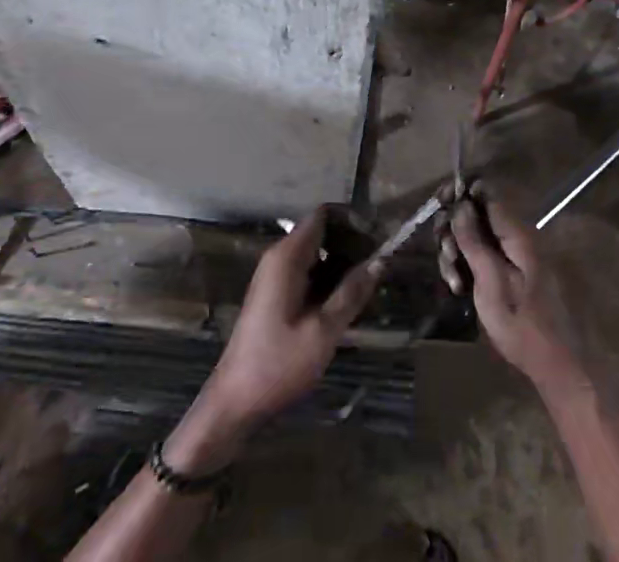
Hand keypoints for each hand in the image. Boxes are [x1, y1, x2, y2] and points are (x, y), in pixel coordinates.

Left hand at [167, 207, 380, 472]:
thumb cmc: (278, 365)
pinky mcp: (279, 295)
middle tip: (383, 259)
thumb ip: (352, 291)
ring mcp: (277, 277)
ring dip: (346, 260)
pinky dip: (332, 277)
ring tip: (375, 277)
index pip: (323, 215)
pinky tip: (353, 295)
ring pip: (319, 253)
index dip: (353, 218)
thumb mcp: (324, 330)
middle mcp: (280, 259)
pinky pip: (312, 272)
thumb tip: (381, 259)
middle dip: (354, 240)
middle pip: (323, 231)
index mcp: (287, 258)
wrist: (234, 404)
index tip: (379, 234)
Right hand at [439, 191, 584, 394]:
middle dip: (455, 231)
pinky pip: (482, 258)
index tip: (439, 205)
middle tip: (446, 256)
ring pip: (476, 239)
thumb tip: (461, 204)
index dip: (461, 194)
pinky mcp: (509, 274)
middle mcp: (517, 239)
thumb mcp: (491, 281)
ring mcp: (514, 257)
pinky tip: (458, 289)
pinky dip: (468, 268)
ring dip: (458, 254)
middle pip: (478, 217)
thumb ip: (475, 241)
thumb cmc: (522, 323)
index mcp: (517, 234)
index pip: (487, 196)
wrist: (553, 361)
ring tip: (454, 282)